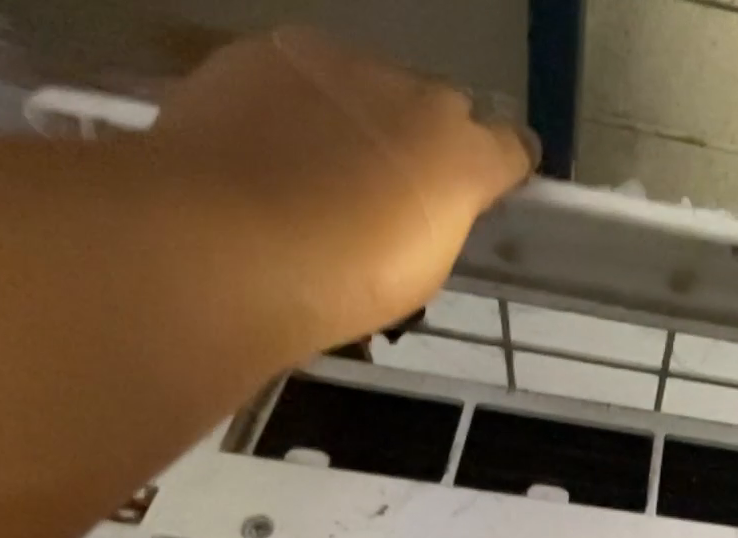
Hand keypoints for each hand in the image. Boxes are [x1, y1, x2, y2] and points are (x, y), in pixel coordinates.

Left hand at [153, 27, 535, 350]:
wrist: (229, 246)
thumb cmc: (344, 283)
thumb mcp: (420, 271)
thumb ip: (439, 220)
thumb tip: (427, 202)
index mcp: (462, 157)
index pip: (508, 146)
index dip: (499, 167)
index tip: (486, 189)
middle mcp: (416, 95)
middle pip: (440, 107)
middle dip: (427, 138)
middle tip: (394, 188)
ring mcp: (342, 66)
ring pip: (371, 85)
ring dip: (362, 117)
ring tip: (322, 167)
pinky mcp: (269, 54)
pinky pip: (301, 77)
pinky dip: (297, 105)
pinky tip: (269, 147)